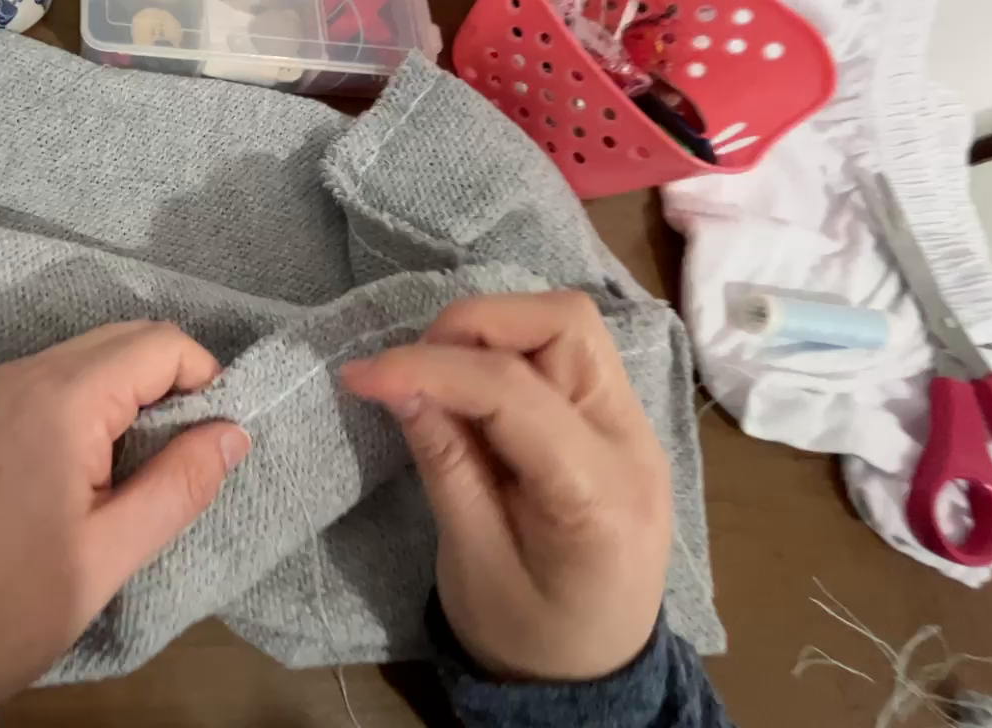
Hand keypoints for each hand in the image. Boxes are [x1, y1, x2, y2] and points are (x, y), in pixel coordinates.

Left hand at [0, 322, 251, 718]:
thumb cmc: (13, 600)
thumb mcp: (111, 552)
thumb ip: (181, 483)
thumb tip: (235, 433)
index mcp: (64, 396)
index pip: (161, 344)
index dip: (205, 379)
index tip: (216, 435)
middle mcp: (31, 369)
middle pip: (130, 336)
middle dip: (174, 378)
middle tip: (189, 447)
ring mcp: (5, 383)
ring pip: (98, 350)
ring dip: (138, 386)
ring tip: (150, 456)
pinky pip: (66, 372)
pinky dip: (102, 393)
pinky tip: (105, 451)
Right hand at [342, 293, 670, 681]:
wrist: (588, 670)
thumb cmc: (525, 631)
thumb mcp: (470, 558)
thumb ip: (443, 460)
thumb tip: (398, 383)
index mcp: (598, 495)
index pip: (511, 389)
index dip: (426, 367)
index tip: (360, 375)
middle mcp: (631, 440)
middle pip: (560, 322)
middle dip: (470, 327)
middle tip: (412, 369)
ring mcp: (629, 420)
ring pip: (561, 320)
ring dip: (486, 330)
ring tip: (436, 374)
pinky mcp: (610, 413)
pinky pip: (557, 344)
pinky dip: (500, 344)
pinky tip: (467, 383)